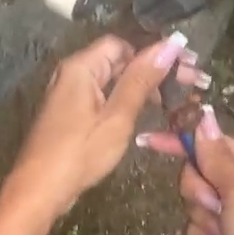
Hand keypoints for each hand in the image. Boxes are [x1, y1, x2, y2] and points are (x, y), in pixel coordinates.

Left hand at [1, 34, 200, 220]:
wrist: (39, 190)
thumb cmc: (79, 153)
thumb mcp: (117, 117)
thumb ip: (142, 80)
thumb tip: (170, 44)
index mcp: (80, 67)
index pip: (122, 44)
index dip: (154, 51)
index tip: (187, 64)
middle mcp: (72, 74)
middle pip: (118, 61)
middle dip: (154, 69)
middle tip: (194, 82)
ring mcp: (70, 95)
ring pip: (113, 81)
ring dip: (144, 86)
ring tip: (178, 99)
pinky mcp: (72, 114)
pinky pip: (104, 97)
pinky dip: (126, 101)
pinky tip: (150, 111)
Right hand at [138, 107, 233, 234]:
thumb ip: (217, 157)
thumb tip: (205, 117)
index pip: (214, 145)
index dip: (183, 142)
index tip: (150, 141)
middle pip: (198, 174)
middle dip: (200, 192)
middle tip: (218, 207)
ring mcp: (233, 217)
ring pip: (193, 202)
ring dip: (205, 219)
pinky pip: (196, 227)